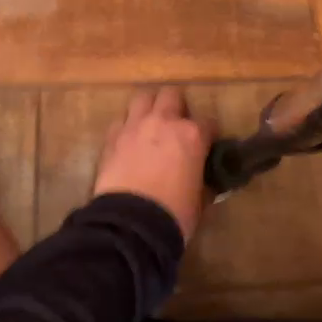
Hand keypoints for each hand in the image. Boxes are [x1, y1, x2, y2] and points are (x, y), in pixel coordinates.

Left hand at [93, 87, 211, 243]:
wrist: (131, 226)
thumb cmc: (174, 216)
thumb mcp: (199, 200)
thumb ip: (204, 182)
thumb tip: (205, 181)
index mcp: (192, 136)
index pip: (208, 123)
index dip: (208, 133)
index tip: (207, 144)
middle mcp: (164, 121)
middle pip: (172, 95)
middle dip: (177, 106)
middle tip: (176, 125)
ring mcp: (135, 126)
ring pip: (143, 98)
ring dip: (149, 107)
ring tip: (151, 124)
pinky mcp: (113, 136)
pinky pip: (121, 121)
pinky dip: (127, 127)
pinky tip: (129, 141)